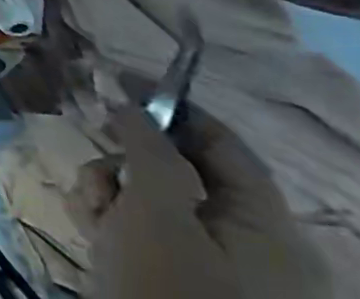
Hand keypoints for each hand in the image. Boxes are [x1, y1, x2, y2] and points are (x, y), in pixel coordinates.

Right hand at [88, 106, 328, 298]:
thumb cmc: (168, 289)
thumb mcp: (154, 211)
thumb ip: (145, 146)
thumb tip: (124, 92)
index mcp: (269, 227)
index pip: (221, 141)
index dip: (167, 105)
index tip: (110, 81)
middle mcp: (252, 243)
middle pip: (178, 168)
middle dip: (124, 162)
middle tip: (95, 174)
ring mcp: (218, 267)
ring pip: (151, 197)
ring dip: (108, 192)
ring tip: (91, 215)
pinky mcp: (182, 280)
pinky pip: (144, 229)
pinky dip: (112, 219)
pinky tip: (92, 231)